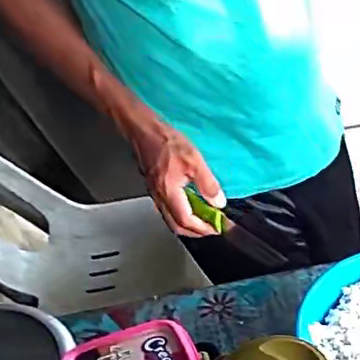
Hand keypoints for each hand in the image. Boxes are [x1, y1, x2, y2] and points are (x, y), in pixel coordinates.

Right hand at [101, 89, 224, 238]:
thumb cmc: (164, 140)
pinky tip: (190, 206)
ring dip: (188, 225)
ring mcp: (154, 193)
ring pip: (171, 219)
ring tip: (204, 221)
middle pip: (177, 226)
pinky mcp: (154, 187)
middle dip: (196, 232)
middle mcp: (159, 196)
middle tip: (212, 229)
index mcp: (168, 191)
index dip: (203, 228)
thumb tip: (218, 202)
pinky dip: (181, 214)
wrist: (141, 127)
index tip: (217, 228)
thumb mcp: (194, 160)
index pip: (186, 220)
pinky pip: (167, 209)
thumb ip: (207, 184)